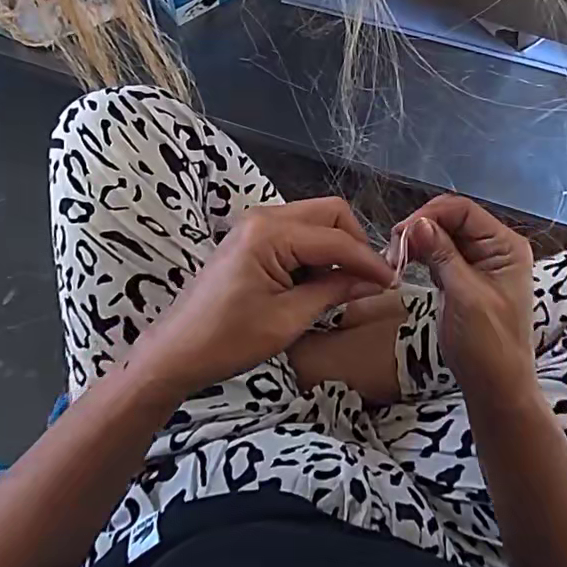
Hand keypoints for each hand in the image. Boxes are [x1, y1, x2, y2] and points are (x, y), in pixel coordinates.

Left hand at [131, 198, 393, 397]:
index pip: (336, 239)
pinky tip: (319, 281)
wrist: (174, 353)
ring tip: (344, 285)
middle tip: (367, 280)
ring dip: (336, 248)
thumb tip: (374, 281)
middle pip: (330, 213)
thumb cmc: (227, 340)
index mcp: (270, 232)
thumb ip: (334, 291)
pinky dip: (316, 252)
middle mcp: (264, 216)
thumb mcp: (288, 319)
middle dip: (355, 244)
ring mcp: (256, 224)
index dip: (368, 261)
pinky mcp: (253, 237)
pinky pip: (298, 233)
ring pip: (316, 221)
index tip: (393, 282)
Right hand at [395, 195, 537, 401]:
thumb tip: (418, 223)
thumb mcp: (466, 296)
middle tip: (394, 248)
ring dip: (417, 241)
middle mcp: (493, 247)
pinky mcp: (460, 276)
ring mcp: (477, 262)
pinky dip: (419, 256)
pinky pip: (437, 254)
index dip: (432, 214)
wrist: (495, 387)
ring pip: (441, 235)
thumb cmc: (489, 344)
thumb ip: (443, 256)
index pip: (465, 211)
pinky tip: (404, 265)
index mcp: (505, 245)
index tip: (403, 232)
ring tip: (395, 258)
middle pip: (451, 219)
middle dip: (421, 227)